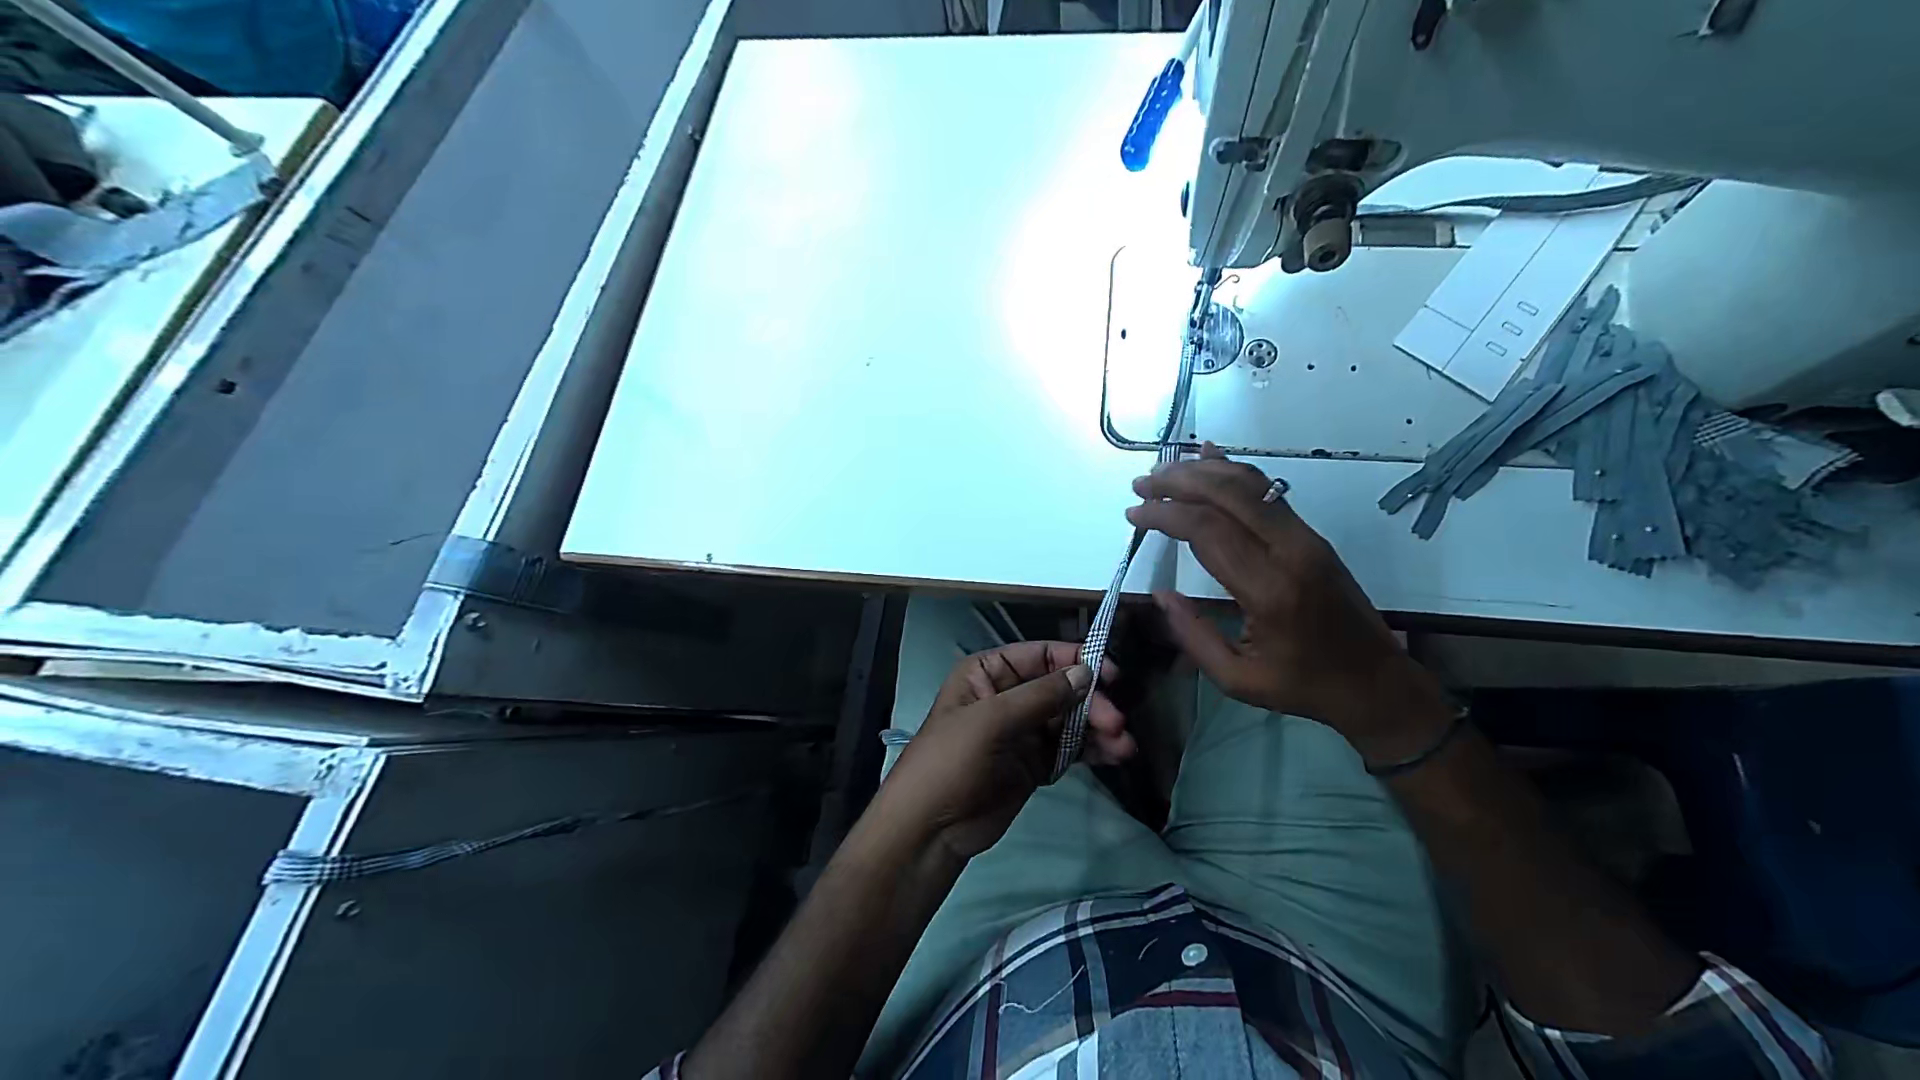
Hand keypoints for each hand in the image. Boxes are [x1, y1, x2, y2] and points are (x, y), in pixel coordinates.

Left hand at [876, 642, 1130, 860]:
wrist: (930, 829)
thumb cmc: (950, 761)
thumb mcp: (991, 720)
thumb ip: (1040, 696)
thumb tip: (1086, 673)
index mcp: (988, 673)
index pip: (1040, 655)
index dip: (1076, 660)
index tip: (1112, 675)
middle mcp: (1008, 696)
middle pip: (1061, 688)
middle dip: (1091, 703)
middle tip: (1116, 724)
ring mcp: (1022, 732)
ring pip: (1070, 720)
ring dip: (1098, 729)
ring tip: (1124, 746)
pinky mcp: (1033, 764)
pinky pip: (1069, 749)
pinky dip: (1092, 750)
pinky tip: (1114, 756)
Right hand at [1126, 444, 1451, 762]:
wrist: (1377, 683)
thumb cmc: (1303, 686)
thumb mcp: (1236, 678)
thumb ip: (1192, 635)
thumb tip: (1160, 594)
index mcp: (1269, 590)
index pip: (1207, 531)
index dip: (1164, 515)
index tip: (1133, 515)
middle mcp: (1291, 552)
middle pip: (1227, 495)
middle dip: (1178, 482)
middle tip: (1141, 485)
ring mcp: (1307, 539)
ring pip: (1251, 484)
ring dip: (1203, 471)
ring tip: (1164, 472)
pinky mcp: (1313, 536)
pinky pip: (1269, 491)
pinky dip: (1235, 471)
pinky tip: (1210, 456)